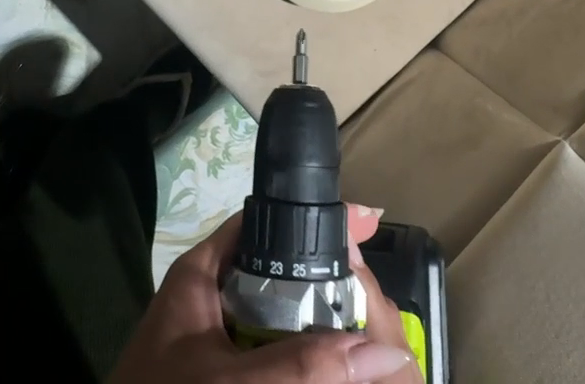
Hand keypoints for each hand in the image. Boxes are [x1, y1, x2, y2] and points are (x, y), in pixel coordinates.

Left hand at [109, 203, 422, 383]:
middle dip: (322, 275)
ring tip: (363, 318)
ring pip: (274, 312)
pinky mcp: (215, 367)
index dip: (311, 218)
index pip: (261, 221)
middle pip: (274, 268)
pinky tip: (326, 361)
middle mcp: (206, 294)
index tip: (365, 224)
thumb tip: (384, 354)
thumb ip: (303, 366)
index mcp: (200, 274)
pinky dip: (296, 352)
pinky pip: (264, 347)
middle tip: (372, 281)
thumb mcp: (234, 383)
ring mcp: (209, 333)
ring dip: (314, 317)